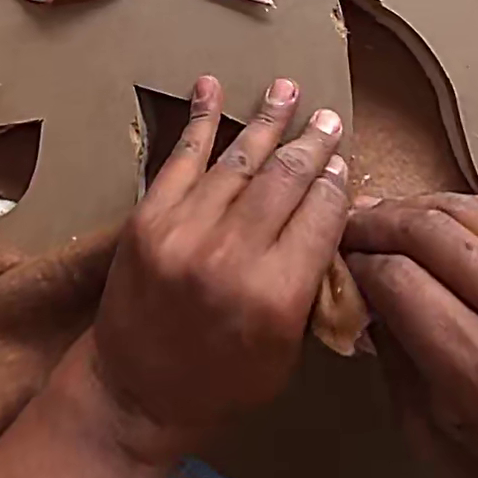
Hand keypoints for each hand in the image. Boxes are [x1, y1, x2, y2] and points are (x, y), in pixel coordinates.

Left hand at [86, 74, 351, 463]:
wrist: (135, 390)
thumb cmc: (221, 378)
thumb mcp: (286, 350)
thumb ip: (311, 283)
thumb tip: (330, 215)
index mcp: (276, 295)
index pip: (321, 217)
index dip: (335, 182)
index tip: (342, 159)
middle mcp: (233, 255)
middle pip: (285, 180)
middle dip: (312, 143)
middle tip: (328, 118)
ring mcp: (186, 229)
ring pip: (240, 160)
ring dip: (268, 120)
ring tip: (287, 88)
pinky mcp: (150, 216)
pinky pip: (182, 156)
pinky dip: (201, 119)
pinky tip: (212, 87)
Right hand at [343, 194, 477, 477]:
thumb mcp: (438, 440)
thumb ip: (391, 356)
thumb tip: (357, 278)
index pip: (402, 283)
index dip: (360, 262)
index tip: (342, 257)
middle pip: (431, 233)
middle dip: (378, 221)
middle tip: (352, 222)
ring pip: (466, 209)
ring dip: (414, 206)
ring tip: (387, 215)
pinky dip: (461, 212)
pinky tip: (439, 223)